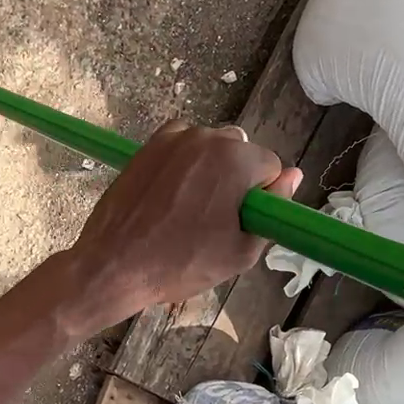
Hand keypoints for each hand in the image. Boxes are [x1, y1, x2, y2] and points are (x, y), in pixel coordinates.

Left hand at [66, 121, 300, 322]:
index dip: (261, 196)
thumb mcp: (240, 251)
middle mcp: (206, 138)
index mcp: (236, 160)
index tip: (239, 221)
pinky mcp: (145, 148)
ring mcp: (172, 140)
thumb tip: (291, 177)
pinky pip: (178, 145)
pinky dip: (180, 161)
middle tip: (212, 219)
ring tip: (187, 210)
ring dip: (208, 169)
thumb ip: (273, 211)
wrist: (112, 266)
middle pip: (240, 151)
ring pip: (208, 146)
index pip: (270, 167)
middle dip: (235, 178)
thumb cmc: (178, 264)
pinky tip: (169, 193)